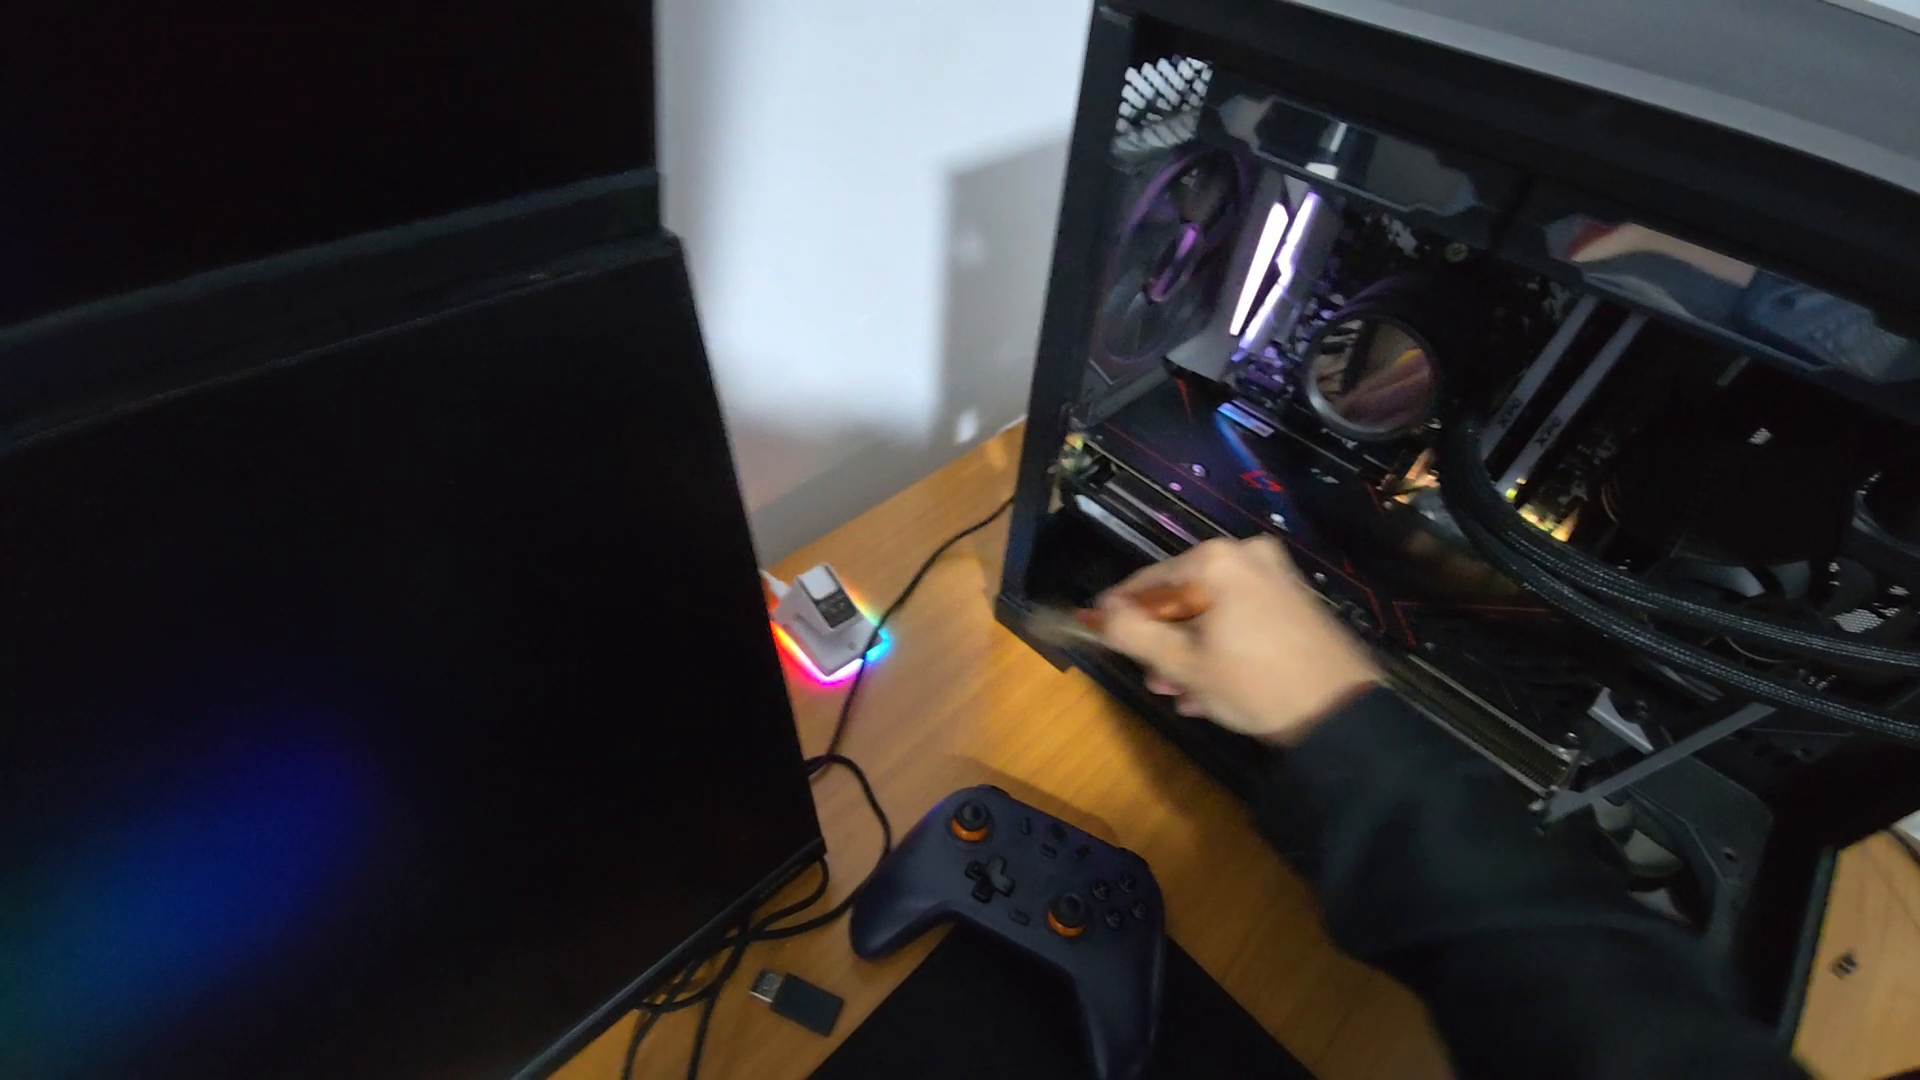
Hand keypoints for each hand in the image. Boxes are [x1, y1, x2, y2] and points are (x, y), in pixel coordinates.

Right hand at [1096, 537, 1380, 745]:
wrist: (1344, 716)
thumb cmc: (1255, 685)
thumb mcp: (1182, 665)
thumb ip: (1132, 634)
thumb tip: (1099, 614)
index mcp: (1214, 562)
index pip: (1146, 582)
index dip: (1119, 611)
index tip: (1099, 634)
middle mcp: (1245, 556)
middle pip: (1181, 597)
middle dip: (1162, 641)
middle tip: (1152, 679)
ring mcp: (1275, 576)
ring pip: (1210, 611)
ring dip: (1189, 651)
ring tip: (1179, 693)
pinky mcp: (1294, 600)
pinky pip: (1239, 617)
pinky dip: (1220, 646)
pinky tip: (1211, 690)